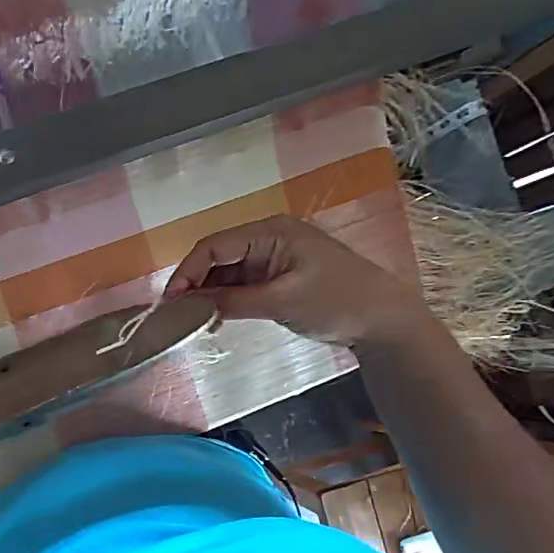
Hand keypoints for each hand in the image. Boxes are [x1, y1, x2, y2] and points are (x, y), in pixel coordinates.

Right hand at [162, 215, 427, 345]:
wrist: (383, 319)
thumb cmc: (336, 301)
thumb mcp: (281, 302)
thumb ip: (233, 301)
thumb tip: (193, 305)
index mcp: (270, 232)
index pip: (214, 245)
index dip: (187, 271)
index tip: (170, 301)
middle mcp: (268, 239)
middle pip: (217, 256)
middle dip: (195, 282)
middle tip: (176, 313)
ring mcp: (273, 258)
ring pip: (227, 272)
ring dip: (209, 294)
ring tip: (192, 320)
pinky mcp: (279, 277)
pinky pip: (242, 284)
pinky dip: (226, 300)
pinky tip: (214, 318)